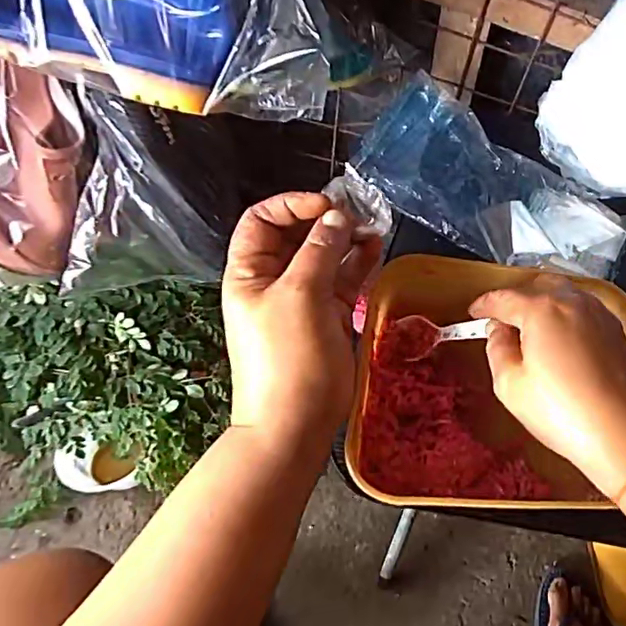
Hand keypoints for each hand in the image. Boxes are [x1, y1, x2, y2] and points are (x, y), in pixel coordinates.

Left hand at [223, 192, 381, 447]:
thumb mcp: (300, 295)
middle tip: (359, 215)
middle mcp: (275, 281)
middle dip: (327, 220)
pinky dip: (360, 263)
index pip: (263, 221)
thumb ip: (320, 251)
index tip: (328, 205)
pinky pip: (345, 279)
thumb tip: (338, 217)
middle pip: (298, 236)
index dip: (292, 206)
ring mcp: (306, 298)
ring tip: (374, 229)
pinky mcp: (332, 315)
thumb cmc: (288, 357)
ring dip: (348, 239)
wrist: (296, 420)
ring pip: (327, 256)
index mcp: (250, 273)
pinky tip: (376, 250)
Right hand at [469, 276, 625, 496]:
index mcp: (542, 309)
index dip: (485, 305)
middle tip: (501, 320)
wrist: (624, 431)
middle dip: (517, 298)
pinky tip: (561, 338)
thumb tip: (498, 333)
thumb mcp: (511, 385)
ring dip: (544, 303)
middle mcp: (574, 302)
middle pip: (538, 286)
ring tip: (530, 330)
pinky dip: (567, 315)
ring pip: (565, 294)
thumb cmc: (564, 412)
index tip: (475, 313)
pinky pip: (584, 310)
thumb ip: (497, 350)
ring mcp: (600, 314)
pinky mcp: (617, 330)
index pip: (505, 297)